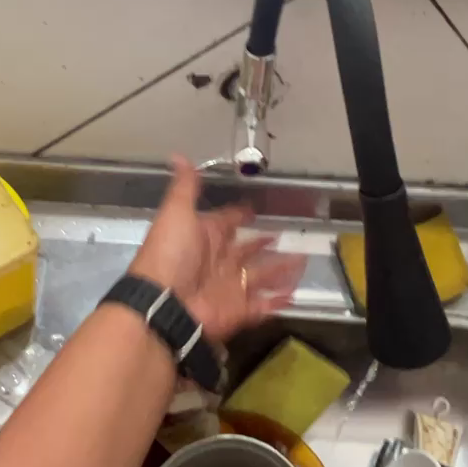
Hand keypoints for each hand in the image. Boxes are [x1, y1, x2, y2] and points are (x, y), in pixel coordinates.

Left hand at [128, 156, 305, 344]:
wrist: (164, 304)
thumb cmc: (169, 254)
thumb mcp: (177, 212)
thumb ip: (185, 187)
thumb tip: (178, 155)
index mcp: (205, 237)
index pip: (227, 222)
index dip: (240, 215)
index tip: (255, 209)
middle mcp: (219, 261)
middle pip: (248, 250)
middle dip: (264, 243)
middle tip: (285, 235)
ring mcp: (230, 287)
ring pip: (261, 275)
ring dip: (281, 269)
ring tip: (304, 261)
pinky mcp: (239, 310)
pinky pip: (263, 305)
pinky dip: (278, 301)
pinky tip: (296, 293)